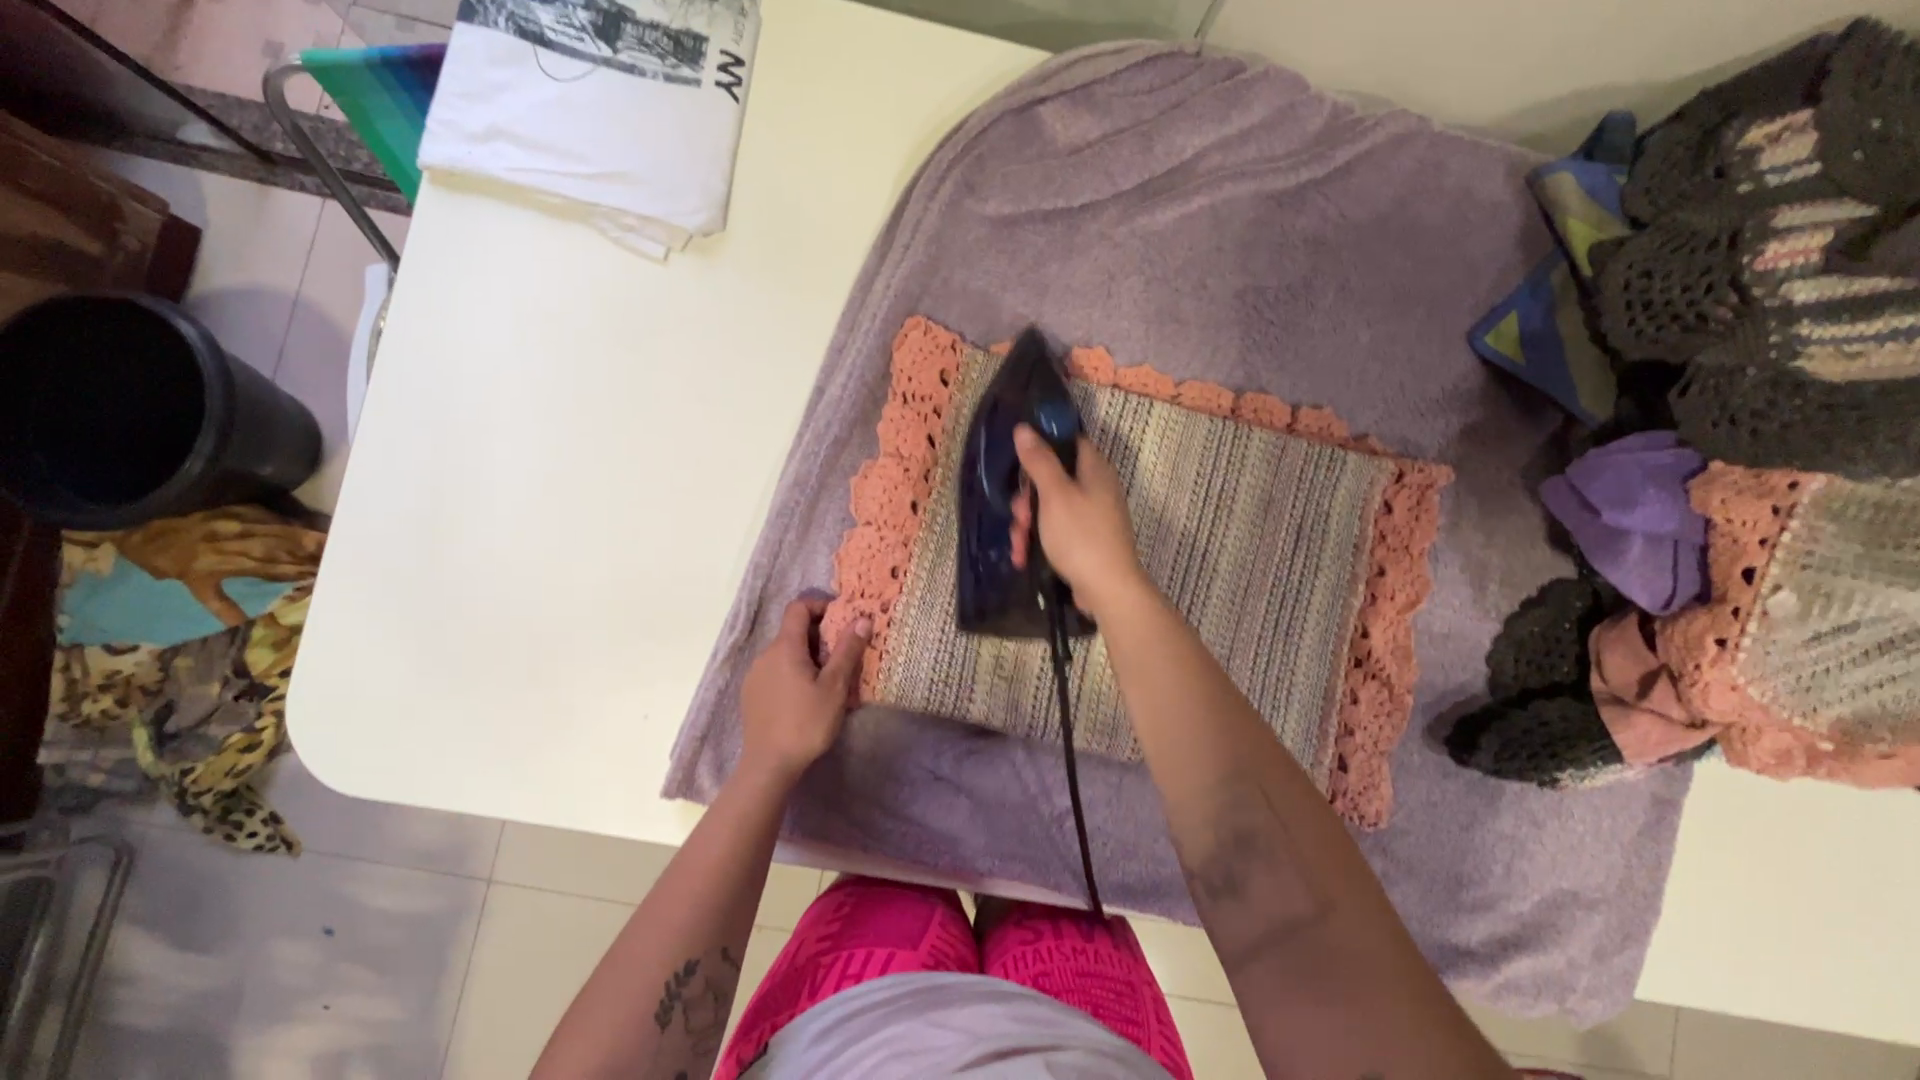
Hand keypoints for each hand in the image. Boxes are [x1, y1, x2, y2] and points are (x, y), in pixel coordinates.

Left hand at [738, 596, 868, 784]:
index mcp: (785, 647)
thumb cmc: (806, 723)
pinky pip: (776, 671)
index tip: (842, 621)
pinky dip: (793, 673)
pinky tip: (806, 698)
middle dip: (820, 636)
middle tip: (842, 657)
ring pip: (785, 653)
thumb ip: (847, 650)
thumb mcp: (835, 687)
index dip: (820, 606)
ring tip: (828, 680)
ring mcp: (755, 674)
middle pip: (793, 631)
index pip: (798, 607)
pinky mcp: (751, 693)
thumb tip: (862, 619)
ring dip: (807, 657)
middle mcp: (765, 654)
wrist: (769, 764)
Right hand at [1010, 424, 1151, 617]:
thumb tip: (1024, 428)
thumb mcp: (1055, 495)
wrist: (1107, 589)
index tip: (1021, 465)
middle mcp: (1097, 488)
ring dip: (1028, 524)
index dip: (1043, 448)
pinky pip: (1057, 531)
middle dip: (1028, 499)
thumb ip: (1039, 461)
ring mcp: (1093, 516)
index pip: (1069, 442)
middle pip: (1054, 479)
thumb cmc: (1081, 536)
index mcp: (1094, 469)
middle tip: (1019, 516)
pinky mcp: (1086, 540)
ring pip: (1050, 508)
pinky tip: (1024, 557)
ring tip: (1019, 544)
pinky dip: (1039, 540)